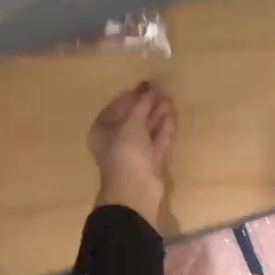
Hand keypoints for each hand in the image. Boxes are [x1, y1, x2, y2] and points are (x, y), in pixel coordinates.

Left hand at [88, 81, 175, 228]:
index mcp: (102, 130)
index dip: (130, 96)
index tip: (145, 85)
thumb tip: (149, 88)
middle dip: (146, 105)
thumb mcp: (131, 122)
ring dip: (156, 117)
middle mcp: (115, 141)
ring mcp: (132, 153)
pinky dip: (162, 131)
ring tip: (169, 102)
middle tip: (160, 92)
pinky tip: (172, 119)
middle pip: (131, 119)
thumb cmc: (125, 151)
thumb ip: (141, 104)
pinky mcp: (148, 162)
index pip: (115, 108)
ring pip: (145, 130)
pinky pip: (155, 142)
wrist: (135, 189)